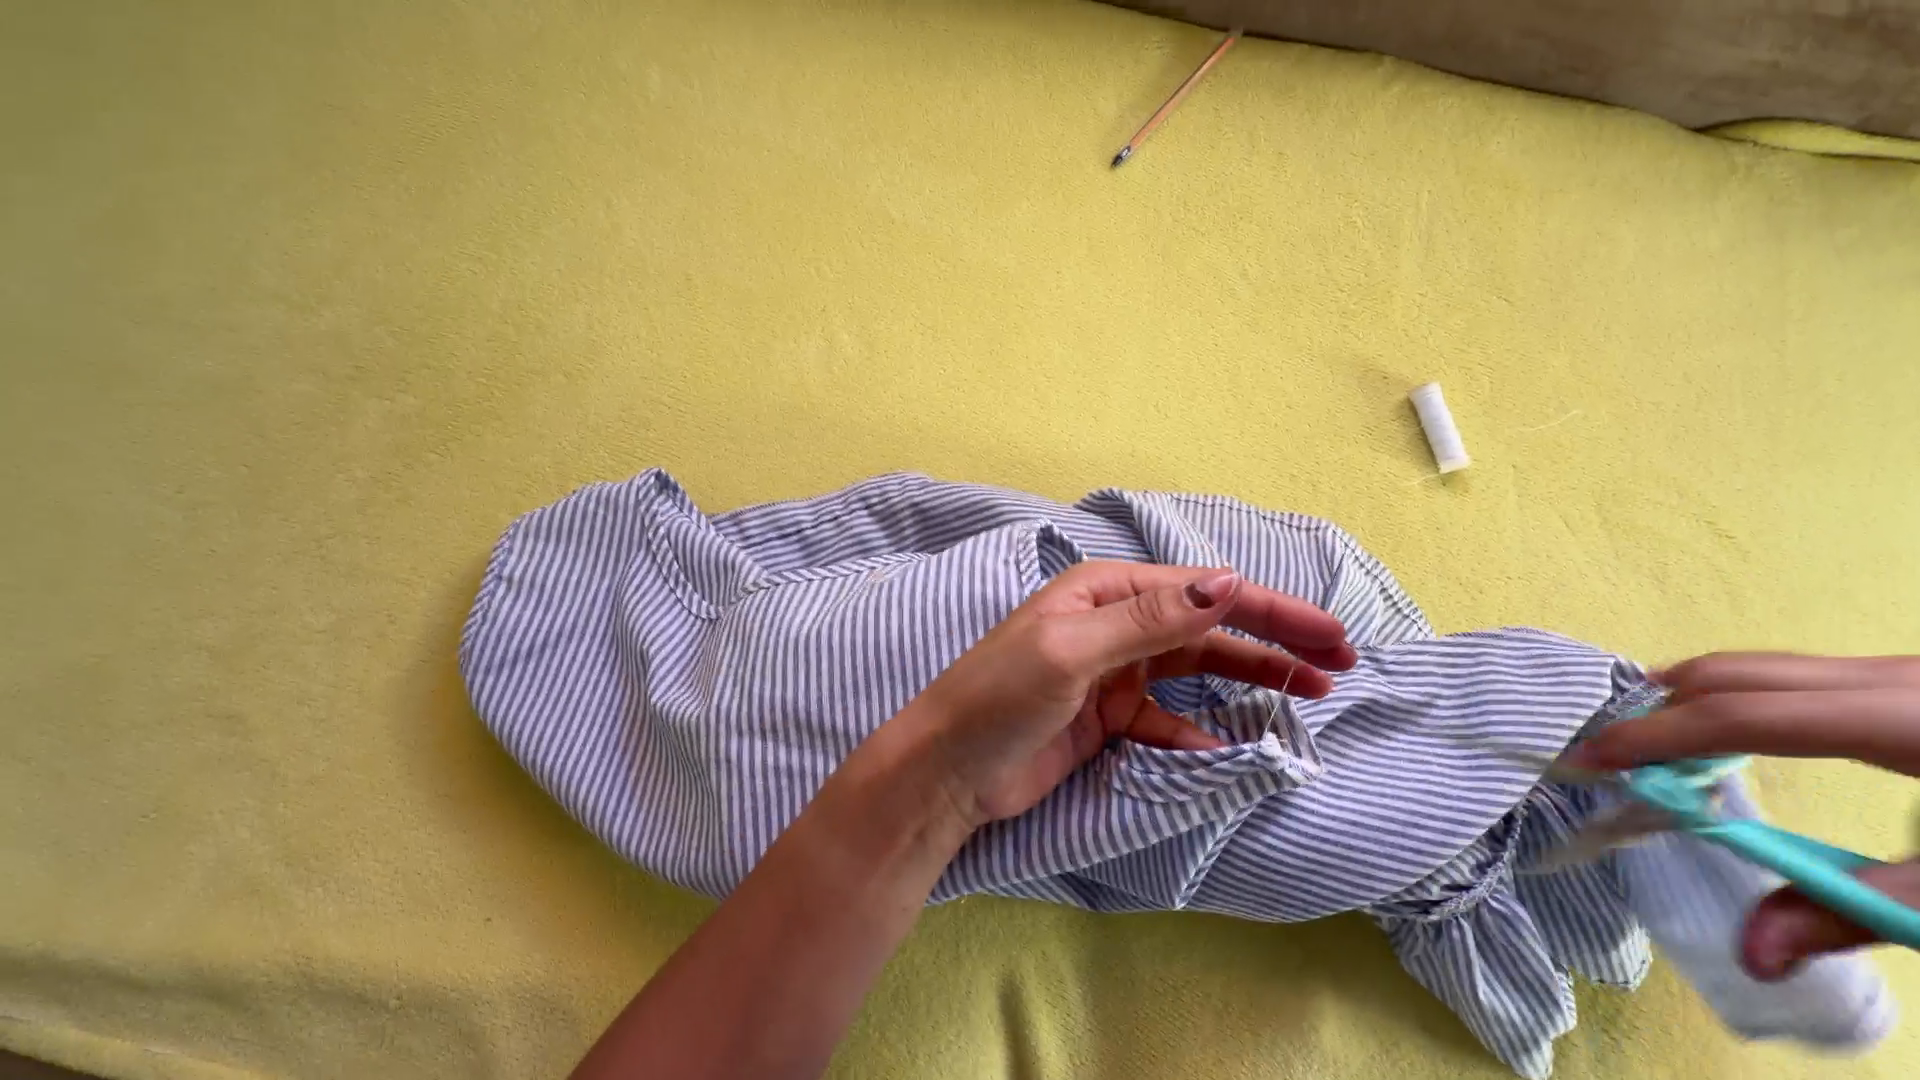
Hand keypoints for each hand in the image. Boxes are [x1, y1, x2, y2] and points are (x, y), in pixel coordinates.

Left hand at [879, 561, 1356, 829]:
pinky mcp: (1105, 717)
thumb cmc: (997, 700)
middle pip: (1208, 625)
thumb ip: (1148, 619)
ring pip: (1195, 669)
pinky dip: (1199, 730)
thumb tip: (1225, 583)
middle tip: (1339, 659)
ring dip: (1249, 678)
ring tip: (1308, 692)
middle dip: (1273, 638)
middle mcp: (1112, 624)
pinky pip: (1167, 719)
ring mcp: (1111, 673)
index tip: (1329, 634)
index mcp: (1103, 592)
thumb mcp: (1071, 652)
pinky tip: (1229, 745)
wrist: (945, 772)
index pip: (1201, 591)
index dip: (1269, 609)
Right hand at [1569, 652, 1919, 979]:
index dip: (1652, 737)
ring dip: (1694, 704)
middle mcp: (1895, 677)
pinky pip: (1795, 679)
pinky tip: (1737, 745)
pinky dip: (1739, 704)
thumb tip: (1749, 955)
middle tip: (1609, 756)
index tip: (1588, 761)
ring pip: (1763, 668)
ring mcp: (1908, 672)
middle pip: (1735, 671)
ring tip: (1657, 754)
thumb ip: (1857, 910)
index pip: (1738, 715)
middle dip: (1657, 708)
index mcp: (1903, 718)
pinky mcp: (1918, 683)